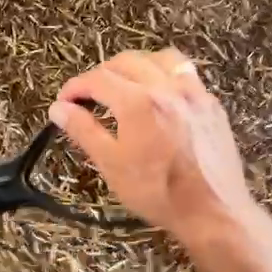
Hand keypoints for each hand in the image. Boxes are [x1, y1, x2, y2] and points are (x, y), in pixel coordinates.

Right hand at [47, 48, 259, 247]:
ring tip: (123, 86)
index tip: (64, 102)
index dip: (74, 87)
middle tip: (87, 97)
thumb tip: (58, 108)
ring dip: (135, 66)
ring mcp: (194, 94)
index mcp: (138, 103)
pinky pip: (185, 73)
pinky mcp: (211, 106)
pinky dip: (164, 75)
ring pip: (159, 59)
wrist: (213, 212)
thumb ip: (83, 130)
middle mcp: (167, 89)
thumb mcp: (110, 163)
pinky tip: (157, 97)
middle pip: (126, 62)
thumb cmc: (156, 191)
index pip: (97, 79)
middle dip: (100, 74)